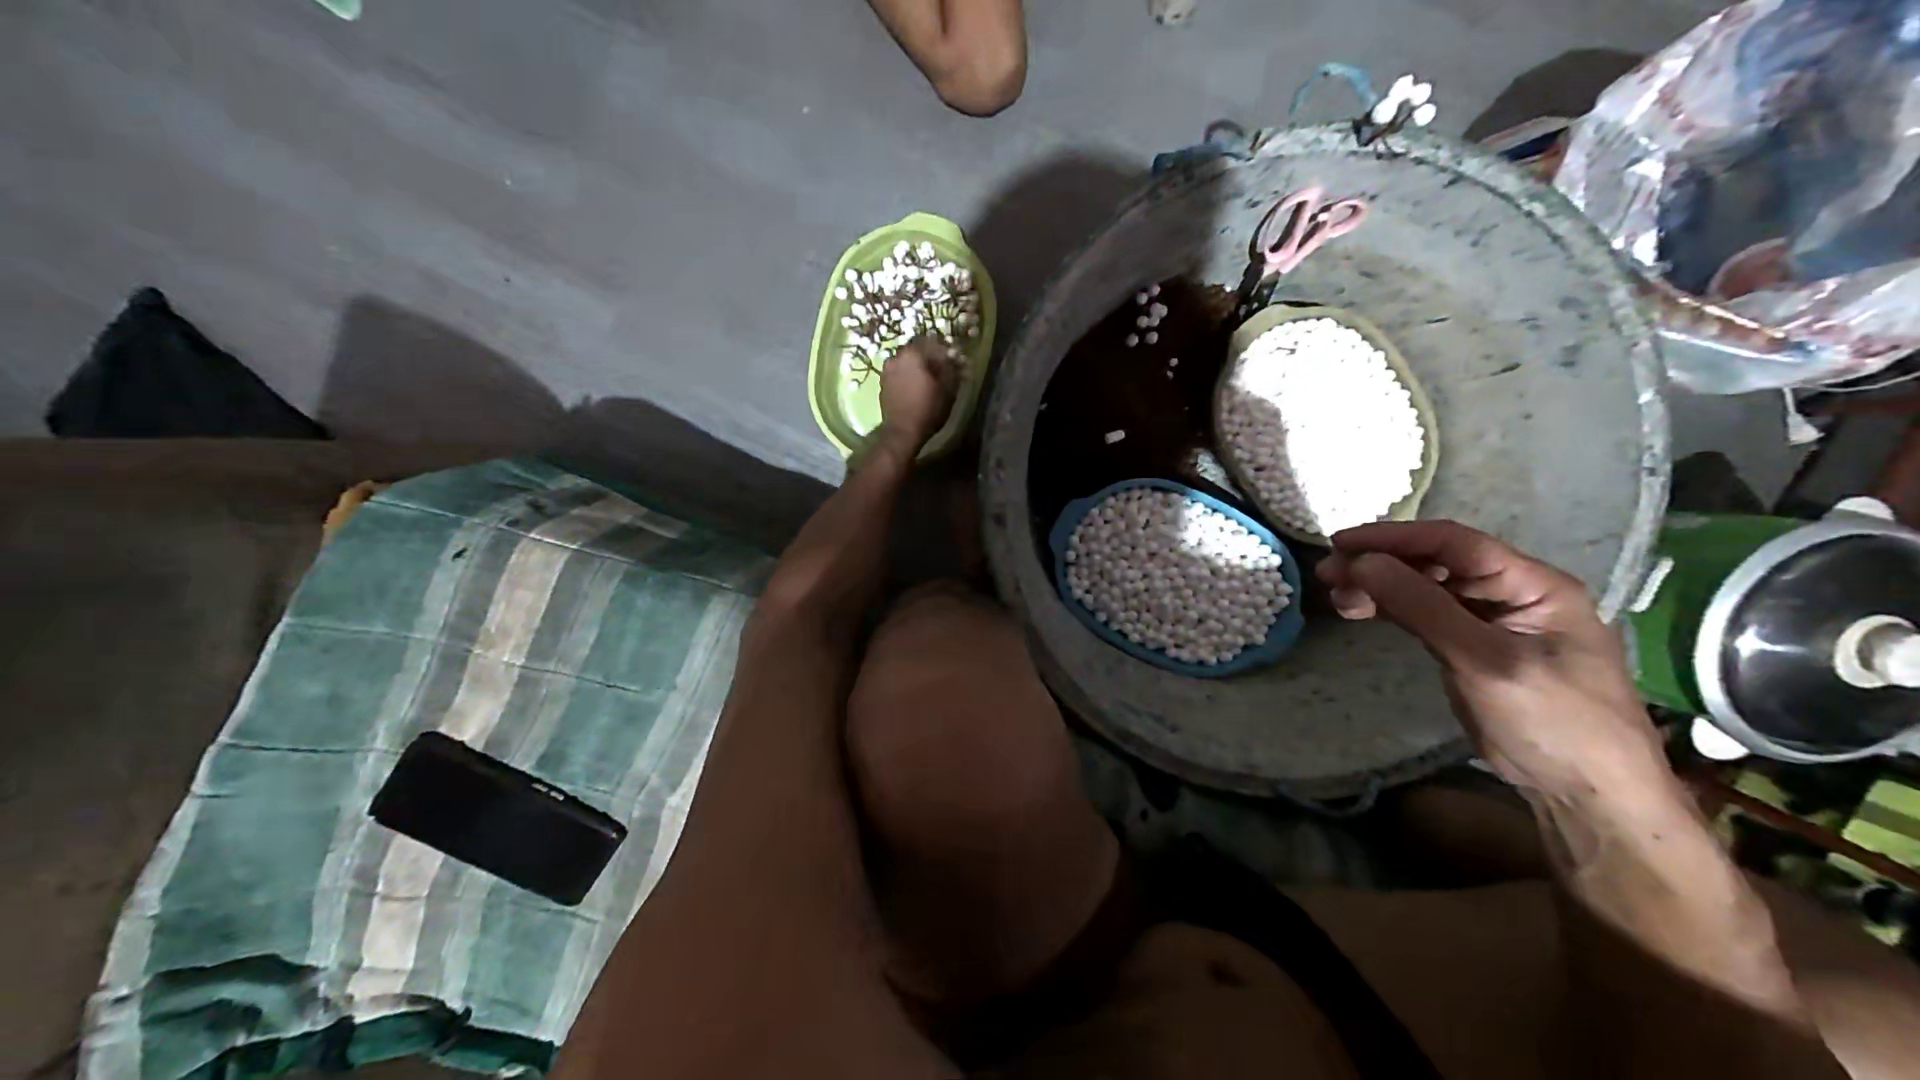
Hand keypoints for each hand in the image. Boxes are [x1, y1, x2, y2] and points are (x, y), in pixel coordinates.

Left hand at [877, 338, 958, 451]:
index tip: (954, 360)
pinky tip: (916, 389)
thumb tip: (958, 357)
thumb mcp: (948, 389)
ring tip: (929, 382)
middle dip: (931, 358)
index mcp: (913, 353)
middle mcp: (897, 356)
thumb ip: (952, 368)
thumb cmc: (928, 409)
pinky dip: (908, 377)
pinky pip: (899, 374)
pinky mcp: (883, 384)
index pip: (933, 341)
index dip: (946, 350)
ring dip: (919, 368)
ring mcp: (887, 370)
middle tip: (942, 371)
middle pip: (918, 351)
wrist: (902, 432)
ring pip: (908, 363)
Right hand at [1316, 520, 1665, 799]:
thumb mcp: (1485, 661)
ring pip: (1424, 587)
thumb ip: (1424, 607)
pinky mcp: (1471, 646)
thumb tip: (1362, 562)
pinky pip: (1424, 613)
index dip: (1394, 538)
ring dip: (1379, 586)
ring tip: (1336, 596)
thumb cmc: (1552, 722)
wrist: (1588, 793)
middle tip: (1328, 575)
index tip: (1340, 544)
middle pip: (1435, 561)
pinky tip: (1360, 610)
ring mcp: (1491, 620)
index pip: (1453, 543)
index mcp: (1532, 584)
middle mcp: (1511, 592)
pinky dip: (1389, 608)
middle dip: (1379, 563)